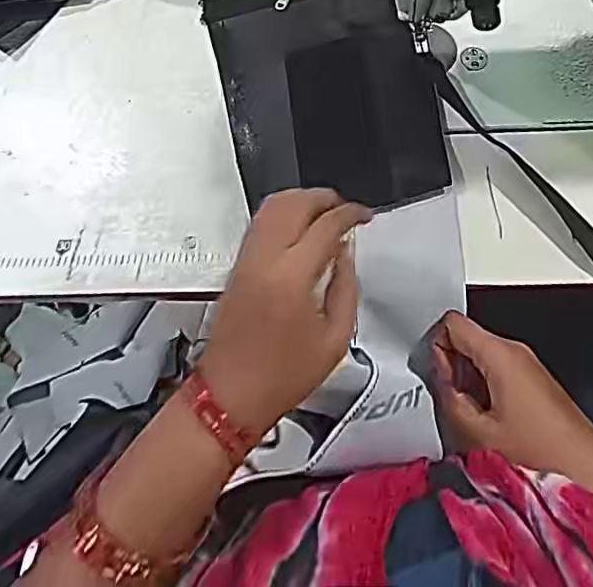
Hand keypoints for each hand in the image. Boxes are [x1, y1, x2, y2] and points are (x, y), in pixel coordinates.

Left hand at [197, 189, 370, 433]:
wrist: (230, 395)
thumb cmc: (277, 377)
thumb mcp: (334, 340)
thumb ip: (346, 288)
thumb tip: (347, 255)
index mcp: (292, 277)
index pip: (326, 224)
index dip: (351, 213)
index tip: (363, 216)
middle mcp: (265, 260)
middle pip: (296, 202)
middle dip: (326, 198)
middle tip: (345, 209)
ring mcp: (247, 259)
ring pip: (273, 205)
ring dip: (302, 199)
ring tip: (324, 211)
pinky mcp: (237, 264)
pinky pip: (260, 221)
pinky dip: (282, 211)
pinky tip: (297, 225)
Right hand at [429, 310, 592, 478]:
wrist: (587, 466)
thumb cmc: (543, 452)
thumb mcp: (479, 432)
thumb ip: (449, 399)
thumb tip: (438, 382)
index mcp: (499, 353)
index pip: (452, 322)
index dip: (436, 344)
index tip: (438, 372)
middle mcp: (514, 350)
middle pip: (466, 336)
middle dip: (452, 364)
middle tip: (453, 397)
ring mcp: (525, 362)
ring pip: (480, 353)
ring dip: (468, 378)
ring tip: (475, 412)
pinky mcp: (532, 376)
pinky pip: (497, 367)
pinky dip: (485, 386)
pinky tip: (491, 417)